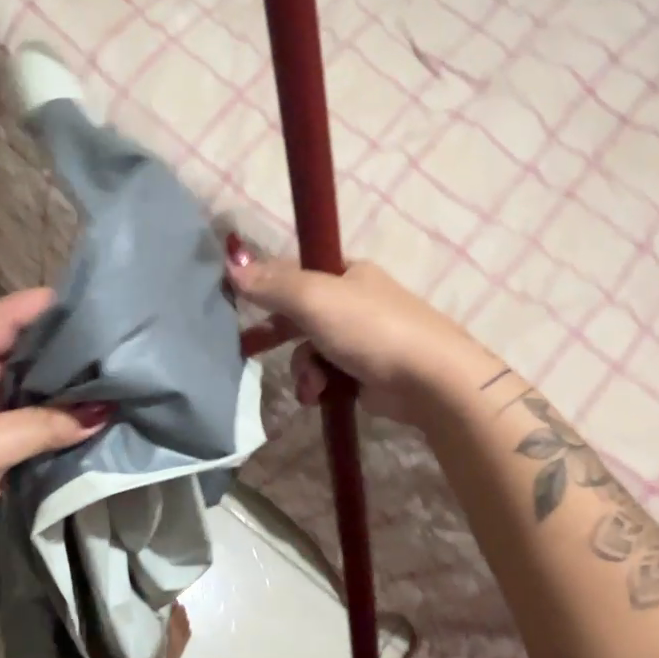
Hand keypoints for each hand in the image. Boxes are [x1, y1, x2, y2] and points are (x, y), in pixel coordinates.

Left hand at [0, 287, 107, 547]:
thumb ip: (45, 426)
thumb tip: (105, 411)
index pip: (15, 312)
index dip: (60, 308)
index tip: (109, 312)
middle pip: (33, 336)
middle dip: (76, 341)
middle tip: (125, 347)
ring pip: (41, 368)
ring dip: (74, 373)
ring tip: (122, 371)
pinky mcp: (5, 419)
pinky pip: (42, 398)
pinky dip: (67, 400)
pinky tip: (103, 401)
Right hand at [228, 249, 484, 425]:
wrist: (428, 379)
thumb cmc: (370, 329)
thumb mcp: (314, 299)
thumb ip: (271, 284)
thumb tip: (231, 262)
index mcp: (345, 273)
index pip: (293, 273)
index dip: (264, 287)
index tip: (236, 306)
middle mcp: (351, 302)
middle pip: (297, 316)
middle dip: (274, 336)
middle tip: (244, 350)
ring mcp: (359, 339)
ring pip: (307, 351)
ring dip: (300, 369)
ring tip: (312, 385)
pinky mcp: (363, 373)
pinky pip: (324, 375)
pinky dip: (318, 385)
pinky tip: (321, 396)